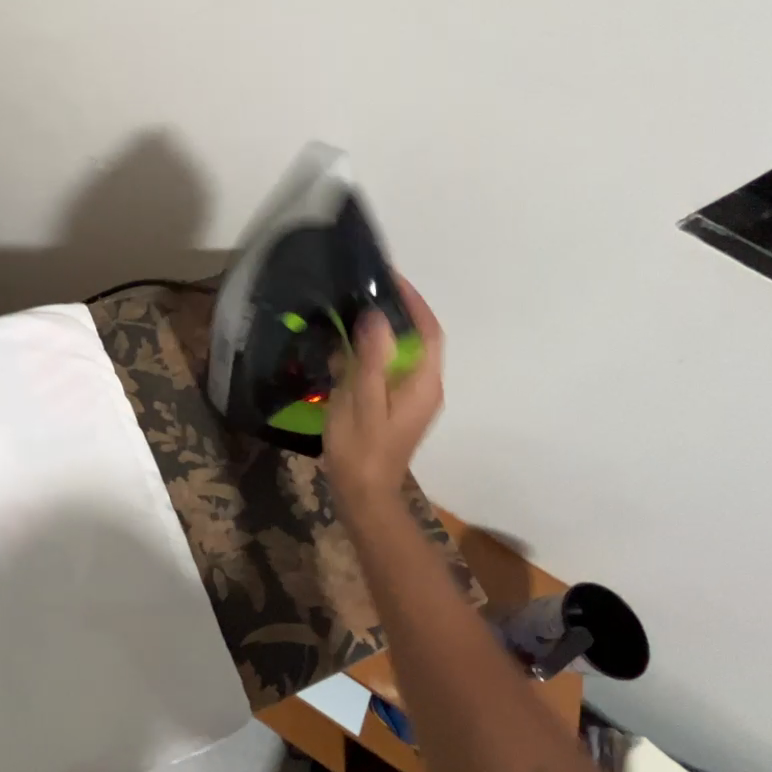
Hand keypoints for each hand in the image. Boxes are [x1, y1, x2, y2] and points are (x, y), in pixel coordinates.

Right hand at [322, 276, 444, 504]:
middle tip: (364, 289)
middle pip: (417, 338)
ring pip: (400, 352)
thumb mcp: (362, 400)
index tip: (389, 278)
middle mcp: (424, 386)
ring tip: (351, 311)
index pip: (428, 331)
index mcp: (423, 383)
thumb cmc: (361, 447)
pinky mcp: (393, 405)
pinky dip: (370, 351)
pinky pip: (387, 367)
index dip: (414, 302)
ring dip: (381, 330)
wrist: (363, 493)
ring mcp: (409, 397)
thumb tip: (378, 317)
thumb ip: (371, 358)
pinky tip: (343, 349)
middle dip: (396, 311)